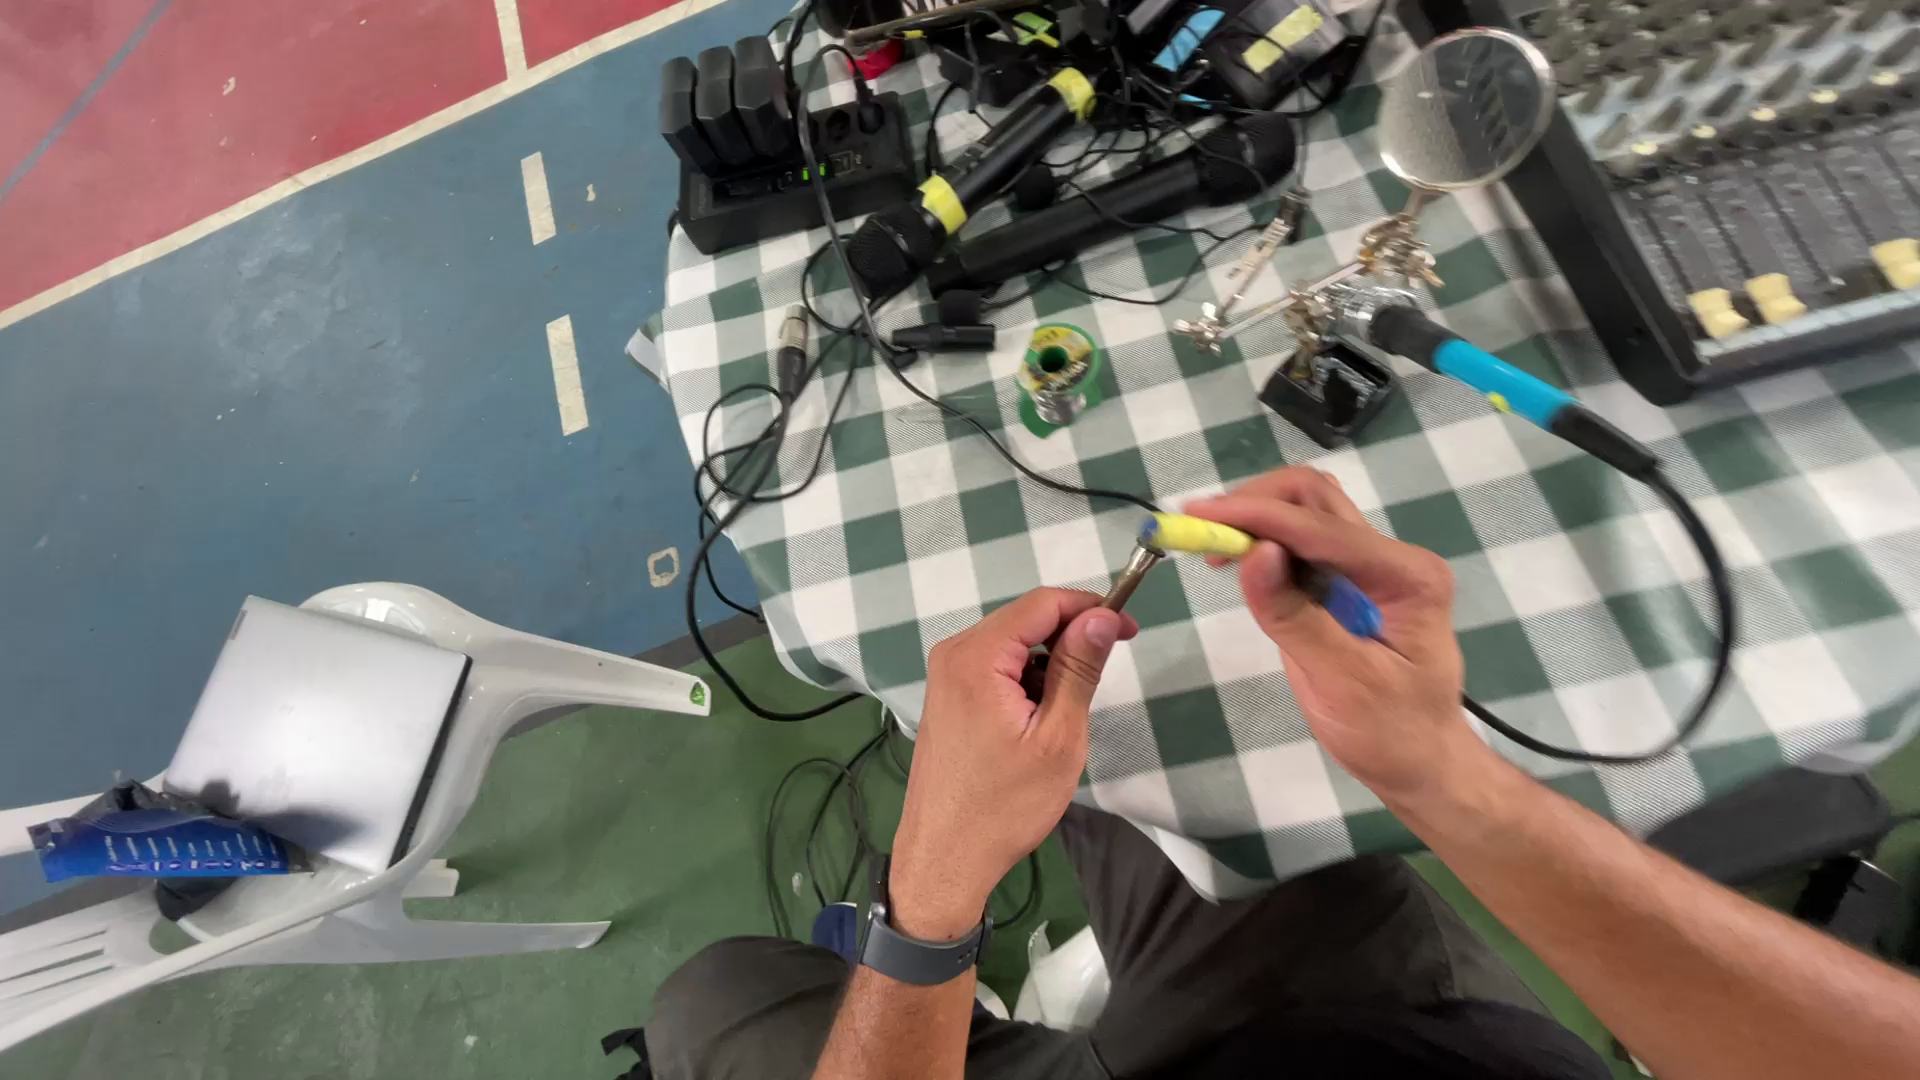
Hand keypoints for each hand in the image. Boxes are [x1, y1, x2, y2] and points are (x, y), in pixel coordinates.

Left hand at [890, 588, 1136, 939]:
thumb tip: (1103, 616)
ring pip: (1011, 642)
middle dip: (1071, 634)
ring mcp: (946, 673)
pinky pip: (994, 665)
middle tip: (1107, 668)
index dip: (1090, 607)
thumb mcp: (1057, 736)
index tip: (1131, 630)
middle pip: (1024, 618)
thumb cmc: (1006, 804)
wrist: (944, 857)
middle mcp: (954, 652)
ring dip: (1048, 660)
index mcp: (977, 655)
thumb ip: (1078, 668)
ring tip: (1067, 709)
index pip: (1042, 603)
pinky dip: (1025, 677)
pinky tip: (1037, 716)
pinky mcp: (947, 694)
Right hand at [1185, 468, 1492, 804]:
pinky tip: (1233, 558)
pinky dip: (1260, 538)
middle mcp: (1392, 556)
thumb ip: (1293, 615)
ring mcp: (1370, 564)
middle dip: (1254, 502)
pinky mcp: (1346, 577)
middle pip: (1314, 497)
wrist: (1417, 761)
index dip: (1255, 515)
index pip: (1318, 526)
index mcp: (1404, 575)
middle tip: (1201, 528)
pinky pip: (1300, 539)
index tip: (1196, 518)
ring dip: (1254, 515)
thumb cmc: (1388, 730)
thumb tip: (1253, 553)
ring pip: (1306, 509)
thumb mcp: (1340, 679)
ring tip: (1209, 543)